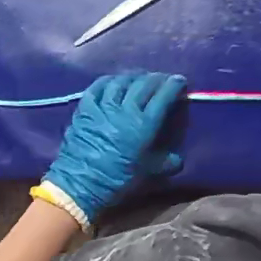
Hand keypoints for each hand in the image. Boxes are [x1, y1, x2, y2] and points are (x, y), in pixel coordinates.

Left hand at [41, 72, 187, 225]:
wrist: (80, 184)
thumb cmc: (118, 180)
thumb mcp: (150, 173)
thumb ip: (167, 162)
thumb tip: (178, 157)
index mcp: (144, 125)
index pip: (163, 96)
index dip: (173, 85)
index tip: (179, 81)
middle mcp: (125, 110)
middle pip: (144, 84)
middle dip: (156, 78)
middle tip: (162, 79)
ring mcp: (103, 107)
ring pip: (121, 82)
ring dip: (133, 77)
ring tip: (139, 77)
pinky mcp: (85, 109)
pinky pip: (97, 87)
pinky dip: (108, 81)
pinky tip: (113, 81)